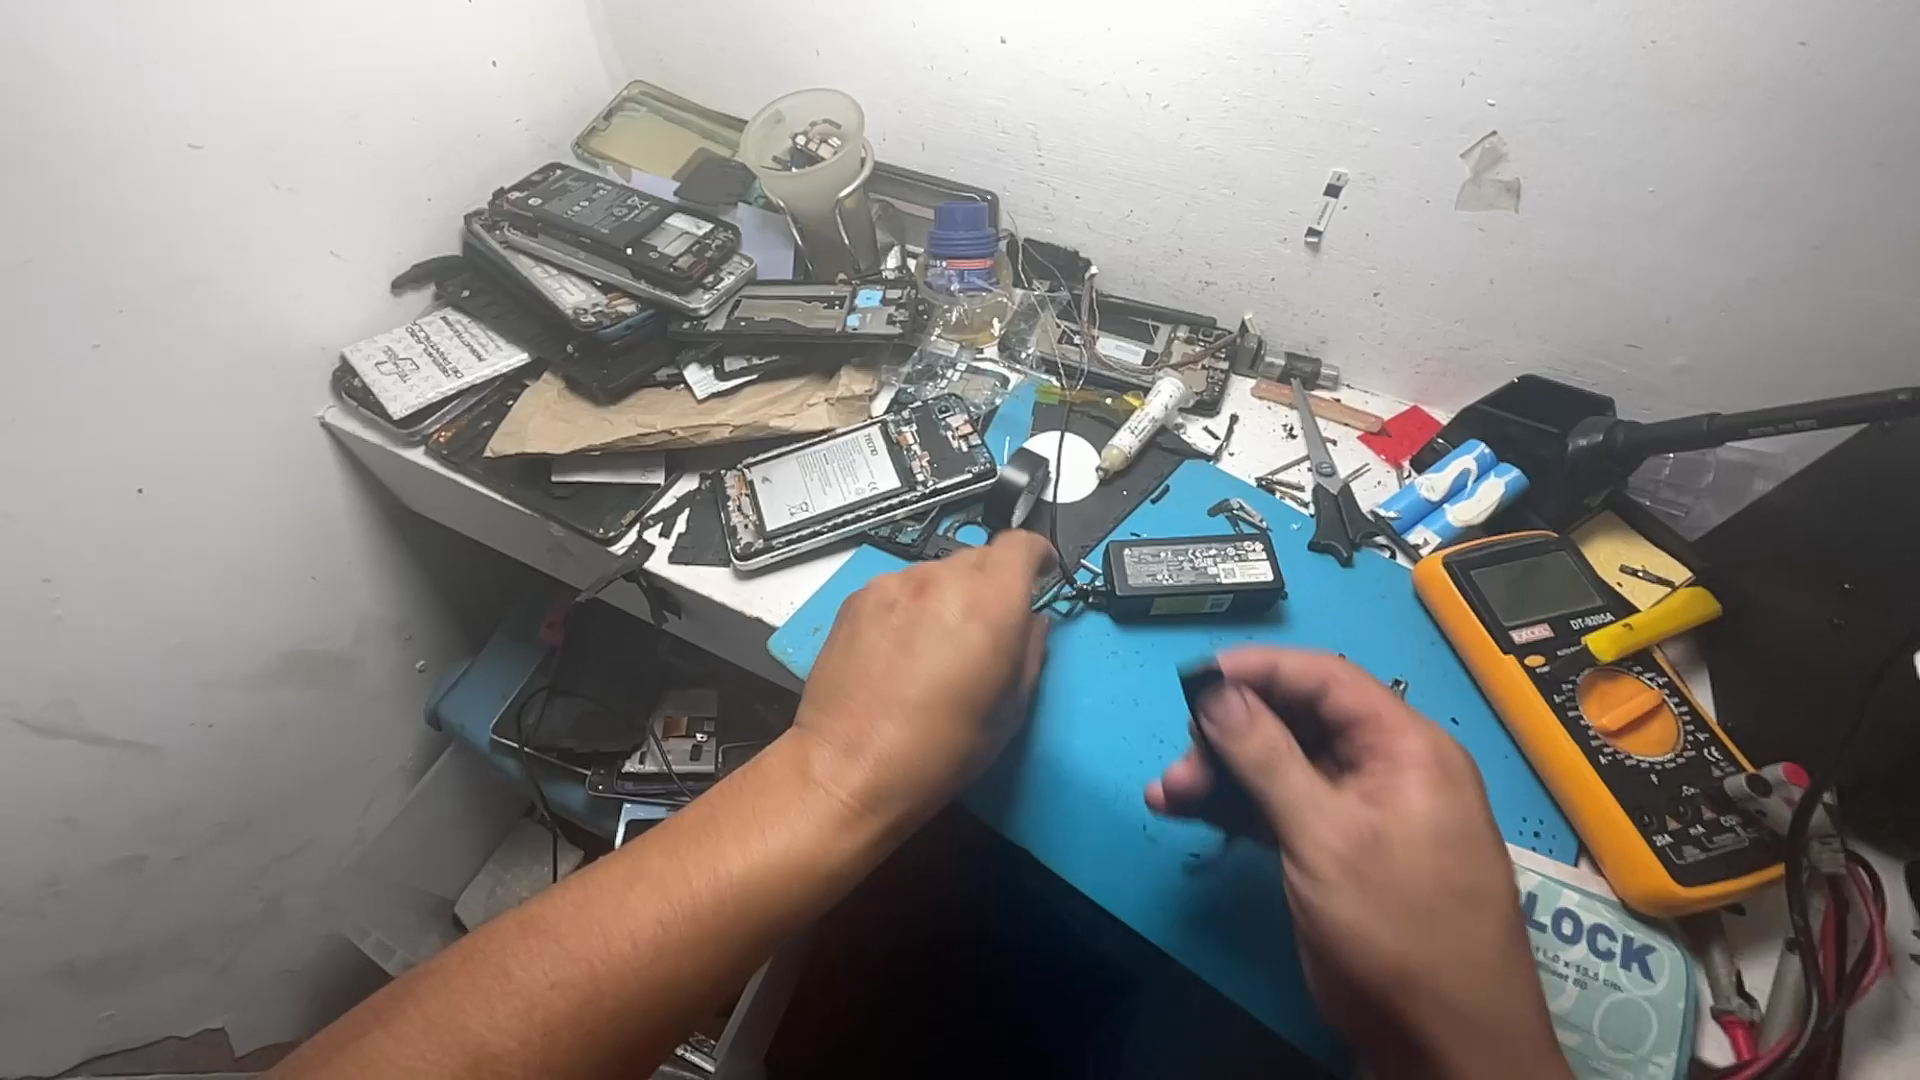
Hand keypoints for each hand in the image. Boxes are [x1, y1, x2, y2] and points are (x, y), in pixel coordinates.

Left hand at [788, 530, 1054, 828]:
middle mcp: (941, 580)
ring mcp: (893, 585)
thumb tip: (1031, 621)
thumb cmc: (939, 752)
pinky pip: (899, 588)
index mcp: (989, 604)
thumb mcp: (1009, 711)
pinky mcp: (857, 598)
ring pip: (937, 572)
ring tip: (936, 644)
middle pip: (980, 557)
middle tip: (986, 628)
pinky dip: (911, 606)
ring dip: (948, 596)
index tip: (1038, 573)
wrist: (848, 768)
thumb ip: (1030, 651)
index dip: (1035, 555)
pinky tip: (900, 648)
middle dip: (992, 583)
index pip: (1021, 544)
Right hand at [1147, 648, 1568, 1078]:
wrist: (1444, 1049)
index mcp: (1403, 746)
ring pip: (1275, 762)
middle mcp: (1380, 764)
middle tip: (1183, 758)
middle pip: (1292, 719)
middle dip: (1228, 733)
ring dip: (1219, 771)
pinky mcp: (1331, 843)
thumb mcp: (1324, 836)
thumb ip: (1265, 755)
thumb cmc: (1397, 930)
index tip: (1194, 679)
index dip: (1256, 669)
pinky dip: (1231, 804)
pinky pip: (1274, 802)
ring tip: (1169, 793)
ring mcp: (1355, 806)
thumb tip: (1213, 690)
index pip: (1324, 679)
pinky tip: (1183, 809)